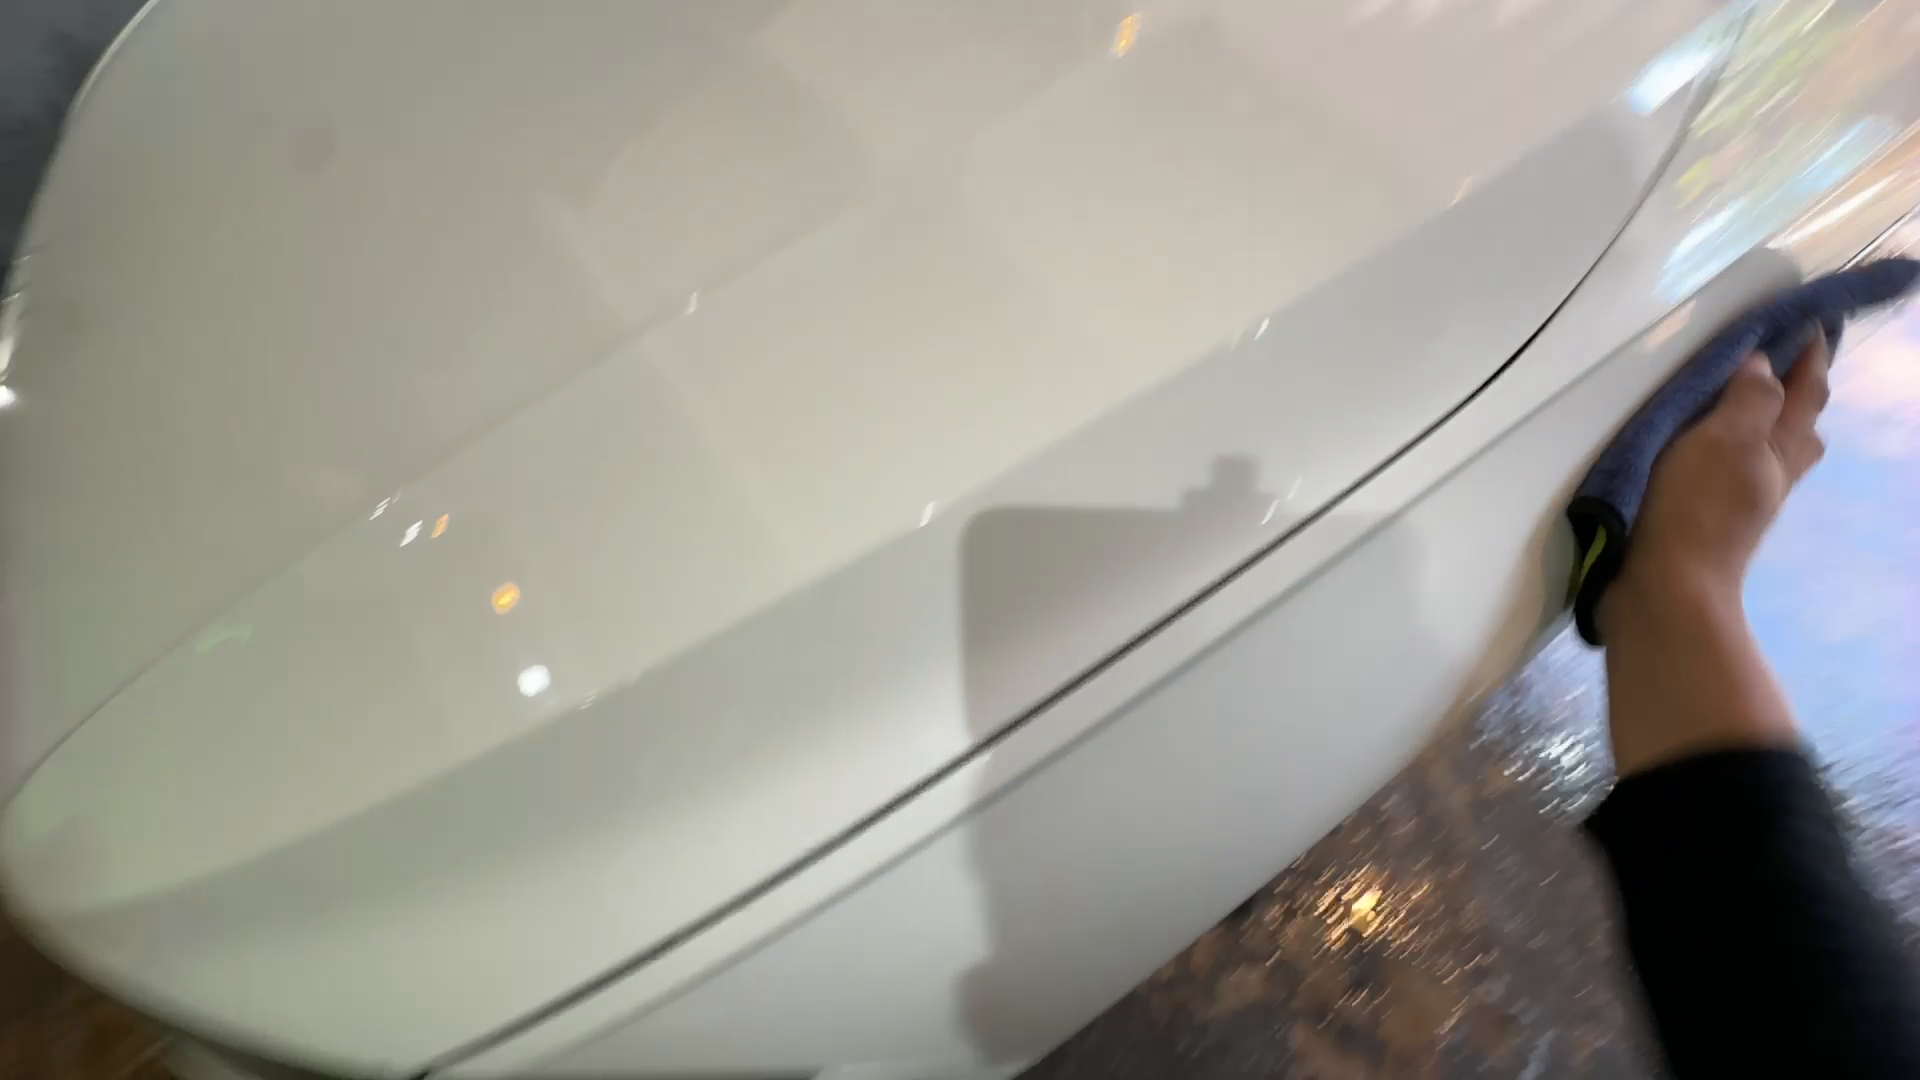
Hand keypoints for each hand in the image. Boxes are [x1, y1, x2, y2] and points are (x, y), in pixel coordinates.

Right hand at [1605, 332, 1830, 630]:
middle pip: (1797, 422)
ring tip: (1740, 407)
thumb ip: (1747, 401)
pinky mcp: (1709, 519)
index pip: (1806, 390)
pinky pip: (1730, 471)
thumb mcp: (1722, 442)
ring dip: (1763, 424)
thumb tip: (1762, 364)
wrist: (1666, 583)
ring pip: (1768, 449)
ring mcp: (1744, 499)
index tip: (1812, 323)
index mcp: (1783, 445)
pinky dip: (1727, 453)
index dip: (1810, 356)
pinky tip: (1704, 459)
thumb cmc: (1694, 508)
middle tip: (1781, 362)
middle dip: (1795, 391)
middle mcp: (1774, 470)